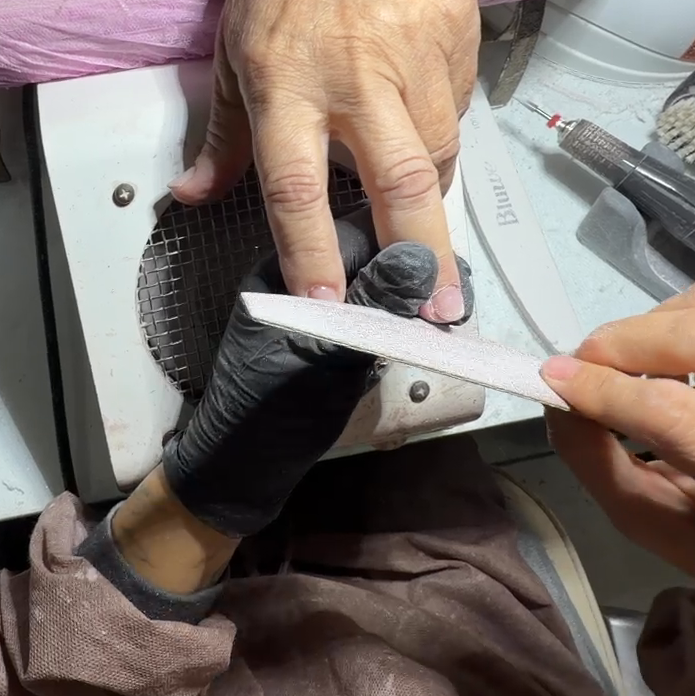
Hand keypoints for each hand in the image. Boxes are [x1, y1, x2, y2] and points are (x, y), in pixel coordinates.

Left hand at [160, 210, 439, 539]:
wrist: (243, 464)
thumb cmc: (275, 413)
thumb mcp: (330, 358)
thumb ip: (373, 306)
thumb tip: (422, 254)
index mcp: (286, 271)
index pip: (357, 231)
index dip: (409, 246)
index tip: (449, 284)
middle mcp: (299, 277)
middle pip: (372, 248)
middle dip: (418, 270)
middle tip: (451, 308)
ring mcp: (313, 303)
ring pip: (375, 277)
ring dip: (413, 294)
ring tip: (441, 323)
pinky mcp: (326, 329)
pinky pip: (368, 305)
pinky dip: (398, 314)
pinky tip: (420, 332)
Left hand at [170, 0, 477, 324]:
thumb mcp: (230, 57)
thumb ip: (220, 139)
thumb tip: (192, 196)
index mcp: (282, 86)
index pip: (295, 188)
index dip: (310, 253)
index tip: (328, 304)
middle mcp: (352, 75)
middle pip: (398, 181)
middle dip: (422, 254)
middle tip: (437, 309)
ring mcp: (412, 50)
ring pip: (439, 153)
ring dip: (428, 197)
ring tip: (413, 212)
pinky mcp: (458, 29)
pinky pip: (458, 110)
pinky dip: (440, 136)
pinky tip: (415, 124)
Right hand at [540, 276, 694, 695]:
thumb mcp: (643, 523)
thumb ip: (592, 456)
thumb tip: (558, 386)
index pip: (682, 418)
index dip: (606, 390)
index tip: (554, 378)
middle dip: (627, 341)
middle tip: (586, 362)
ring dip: (653, 326)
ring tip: (634, 366)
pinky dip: (683, 319)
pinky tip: (678, 359)